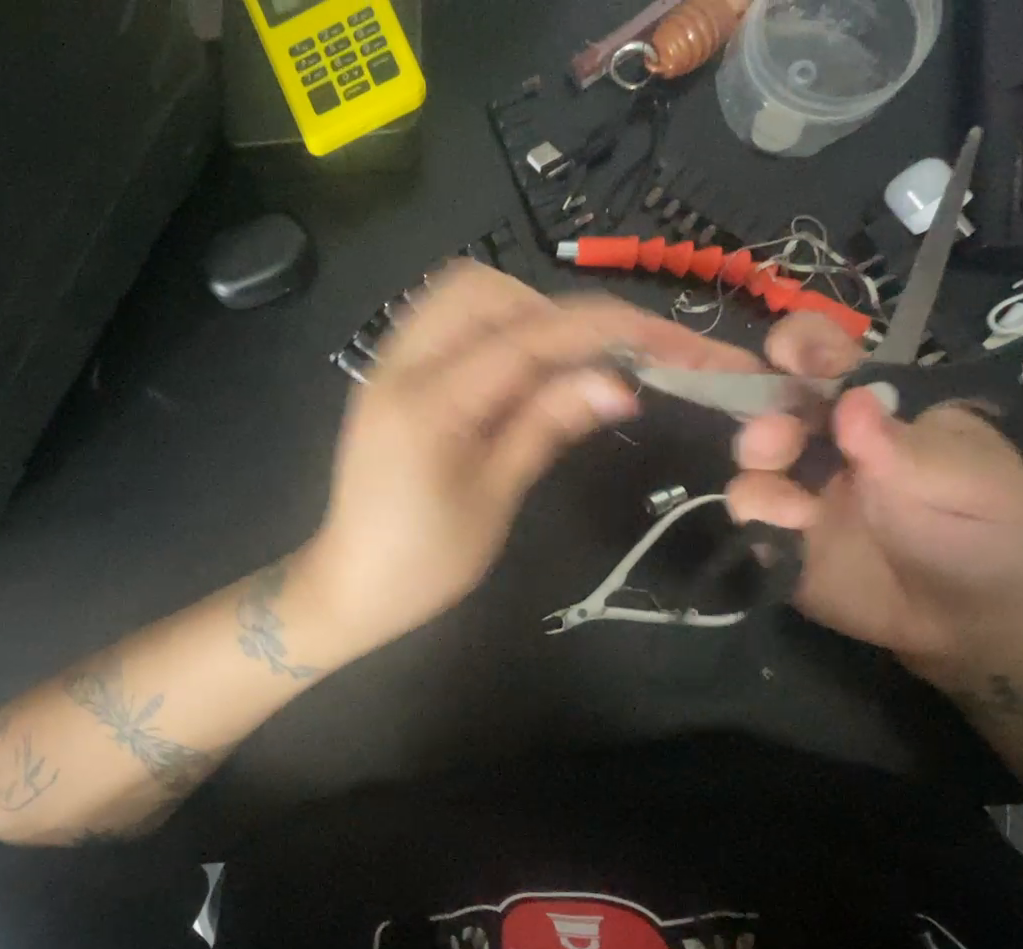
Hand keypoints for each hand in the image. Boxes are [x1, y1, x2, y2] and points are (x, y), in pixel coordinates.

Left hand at [298, 262, 759, 645]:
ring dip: (521, 313)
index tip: (673, 341)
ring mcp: (384, 367)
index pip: (528, 338)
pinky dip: (491, 329)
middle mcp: (398, 366)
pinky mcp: (386, 377)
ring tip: (561, 367)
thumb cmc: (423, 564)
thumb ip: (547, 425)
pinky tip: (519, 373)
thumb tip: (620, 382)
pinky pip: (443, 324)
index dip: (607, 331)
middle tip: (597, 363)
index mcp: (428, 404)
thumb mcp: (494, 498)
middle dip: (554, 311)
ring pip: (459, 296)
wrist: (349, 586)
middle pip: (483, 288)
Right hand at [726, 313, 1022, 682]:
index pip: (826, 362)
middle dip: (758, 413)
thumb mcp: (965, 482)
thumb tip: (851, 399)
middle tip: (773, 441)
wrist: (976, 627)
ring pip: (749, 462)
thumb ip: (902, 448)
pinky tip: (784, 534)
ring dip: (755, 470)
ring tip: (789, 507)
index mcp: (874, 413)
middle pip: (767, 406)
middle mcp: (824, 444)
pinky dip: (754, 519)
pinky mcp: (776, 539)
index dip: (800, 348)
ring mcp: (797, 491)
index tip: (787, 354)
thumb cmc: (989, 535)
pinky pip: (745, 518)